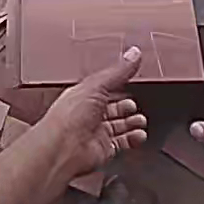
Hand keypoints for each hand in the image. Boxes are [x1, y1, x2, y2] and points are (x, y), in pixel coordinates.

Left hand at [36, 47, 149, 177]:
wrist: (63, 148)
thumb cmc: (68, 117)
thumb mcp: (96, 86)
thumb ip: (118, 72)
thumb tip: (133, 54)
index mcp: (82, 95)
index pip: (102, 88)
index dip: (117, 86)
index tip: (131, 82)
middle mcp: (88, 114)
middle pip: (112, 108)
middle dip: (126, 106)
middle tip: (133, 104)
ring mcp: (95, 132)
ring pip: (119, 126)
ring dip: (132, 123)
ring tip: (140, 120)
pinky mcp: (102, 149)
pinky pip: (122, 143)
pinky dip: (133, 139)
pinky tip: (139, 135)